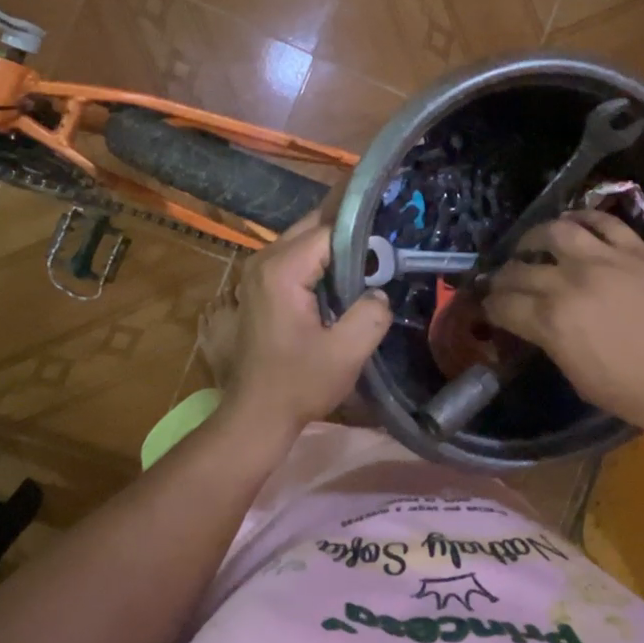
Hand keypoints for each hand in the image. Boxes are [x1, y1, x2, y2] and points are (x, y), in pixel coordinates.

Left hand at [223, 211, 390, 435]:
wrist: (256, 414)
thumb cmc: (299, 383)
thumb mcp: (347, 352)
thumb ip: (372, 314)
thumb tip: (379, 291)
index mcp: (282, 270)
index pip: (328, 231)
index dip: (361, 235)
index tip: (388, 245)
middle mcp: (263, 261)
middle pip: (311, 228)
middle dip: (346, 231)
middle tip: (382, 241)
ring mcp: (255, 273)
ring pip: (301, 242)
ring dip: (332, 246)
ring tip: (368, 255)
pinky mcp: (257, 287)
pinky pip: (292, 259)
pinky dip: (317, 260)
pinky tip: (341, 276)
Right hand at [481, 211, 643, 434]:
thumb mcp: (585, 382)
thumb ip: (556, 346)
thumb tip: (543, 329)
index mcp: (554, 322)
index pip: (504, 304)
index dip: (490, 306)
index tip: (488, 309)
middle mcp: (572, 281)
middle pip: (521, 268)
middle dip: (503, 276)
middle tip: (502, 283)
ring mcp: (607, 259)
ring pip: (556, 231)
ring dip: (534, 237)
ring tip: (531, 246)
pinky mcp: (639, 250)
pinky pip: (602, 222)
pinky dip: (581, 220)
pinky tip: (574, 226)